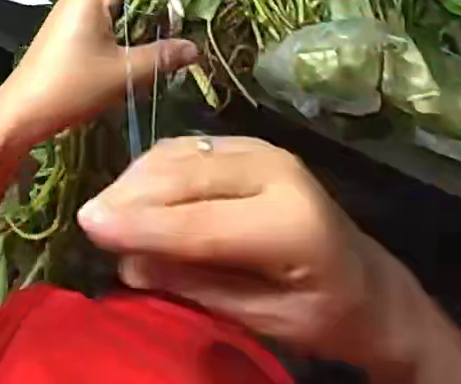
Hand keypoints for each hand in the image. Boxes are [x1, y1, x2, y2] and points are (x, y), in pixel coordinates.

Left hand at [0, 0, 198, 149]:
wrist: (24, 109)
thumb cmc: (74, 84)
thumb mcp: (124, 72)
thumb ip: (162, 56)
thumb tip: (196, 47)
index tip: (191, 21)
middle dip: (155, 19)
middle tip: (181, 44)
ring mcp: (71, 13)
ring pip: (117, 15)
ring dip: (139, 34)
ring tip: (162, 56)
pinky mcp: (66, 31)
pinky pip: (103, 26)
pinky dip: (121, 41)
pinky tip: (134, 63)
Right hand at [77, 137, 460, 381]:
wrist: (371, 283)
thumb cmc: (324, 314)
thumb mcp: (265, 319)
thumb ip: (196, 286)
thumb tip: (127, 263)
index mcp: (292, 222)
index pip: (201, 222)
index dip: (141, 224)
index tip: (89, 226)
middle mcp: (273, 169)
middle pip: (183, 175)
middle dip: (130, 195)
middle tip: (89, 218)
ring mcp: (256, 148)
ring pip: (177, 153)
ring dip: (135, 178)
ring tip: (105, 208)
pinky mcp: (242, 143)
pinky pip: (185, 148)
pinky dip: (152, 167)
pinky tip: (132, 189)